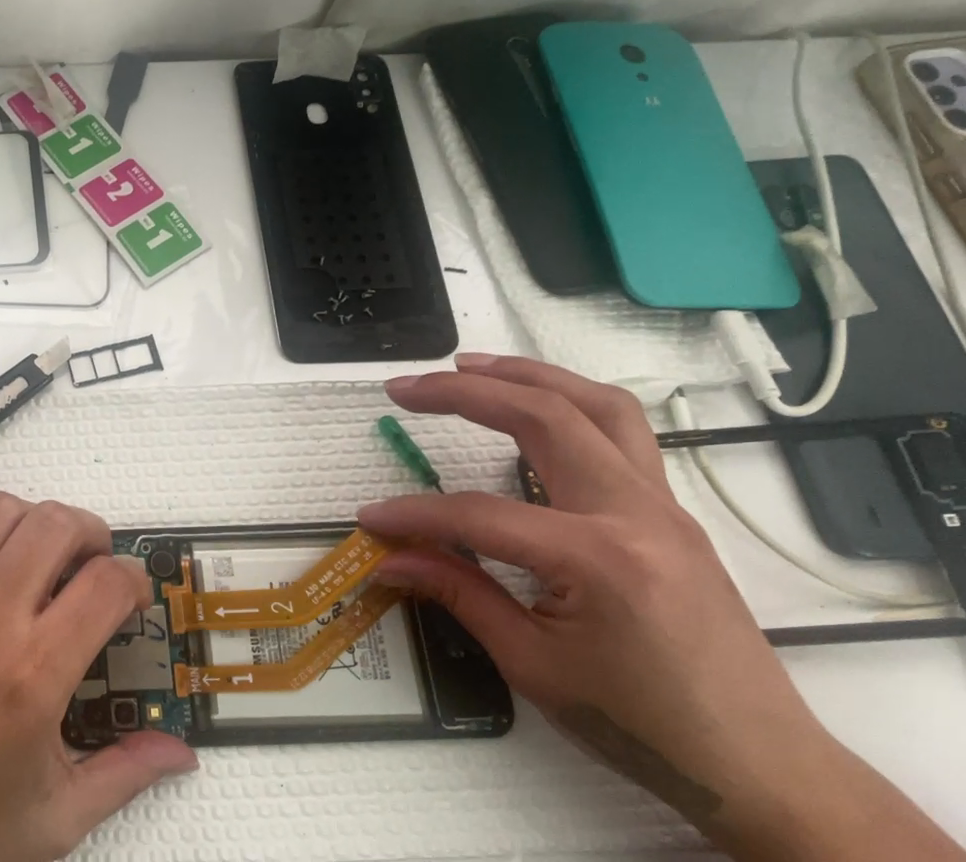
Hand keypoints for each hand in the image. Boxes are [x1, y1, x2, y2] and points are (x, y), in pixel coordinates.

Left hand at [0, 492, 195, 861]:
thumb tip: (176, 753)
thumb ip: (124, 775)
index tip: (134, 599)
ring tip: (47, 559)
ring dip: (37, 522)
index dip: (135, 581)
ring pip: (3, 509)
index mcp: (33, 674)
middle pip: (57, 523)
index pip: (106, 583)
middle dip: (93, 533)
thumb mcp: (51, 816)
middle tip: (97, 567)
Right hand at [358, 353, 963, 860]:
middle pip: (546, 418)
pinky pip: (624, 434)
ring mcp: (664, 507)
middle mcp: (637, 513)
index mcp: (599, 558)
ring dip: (531, 376)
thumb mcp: (533, 664)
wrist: (757, 763)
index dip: (415, 514)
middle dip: (468, 391)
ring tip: (471, 365)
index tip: (371, 520)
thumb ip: (459, 594)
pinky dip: (571, 404)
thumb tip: (390, 560)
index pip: (481, 514)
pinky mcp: (673, 514)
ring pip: (599, 407)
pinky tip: (536, 411)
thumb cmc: (640, 724)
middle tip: (407, 386)